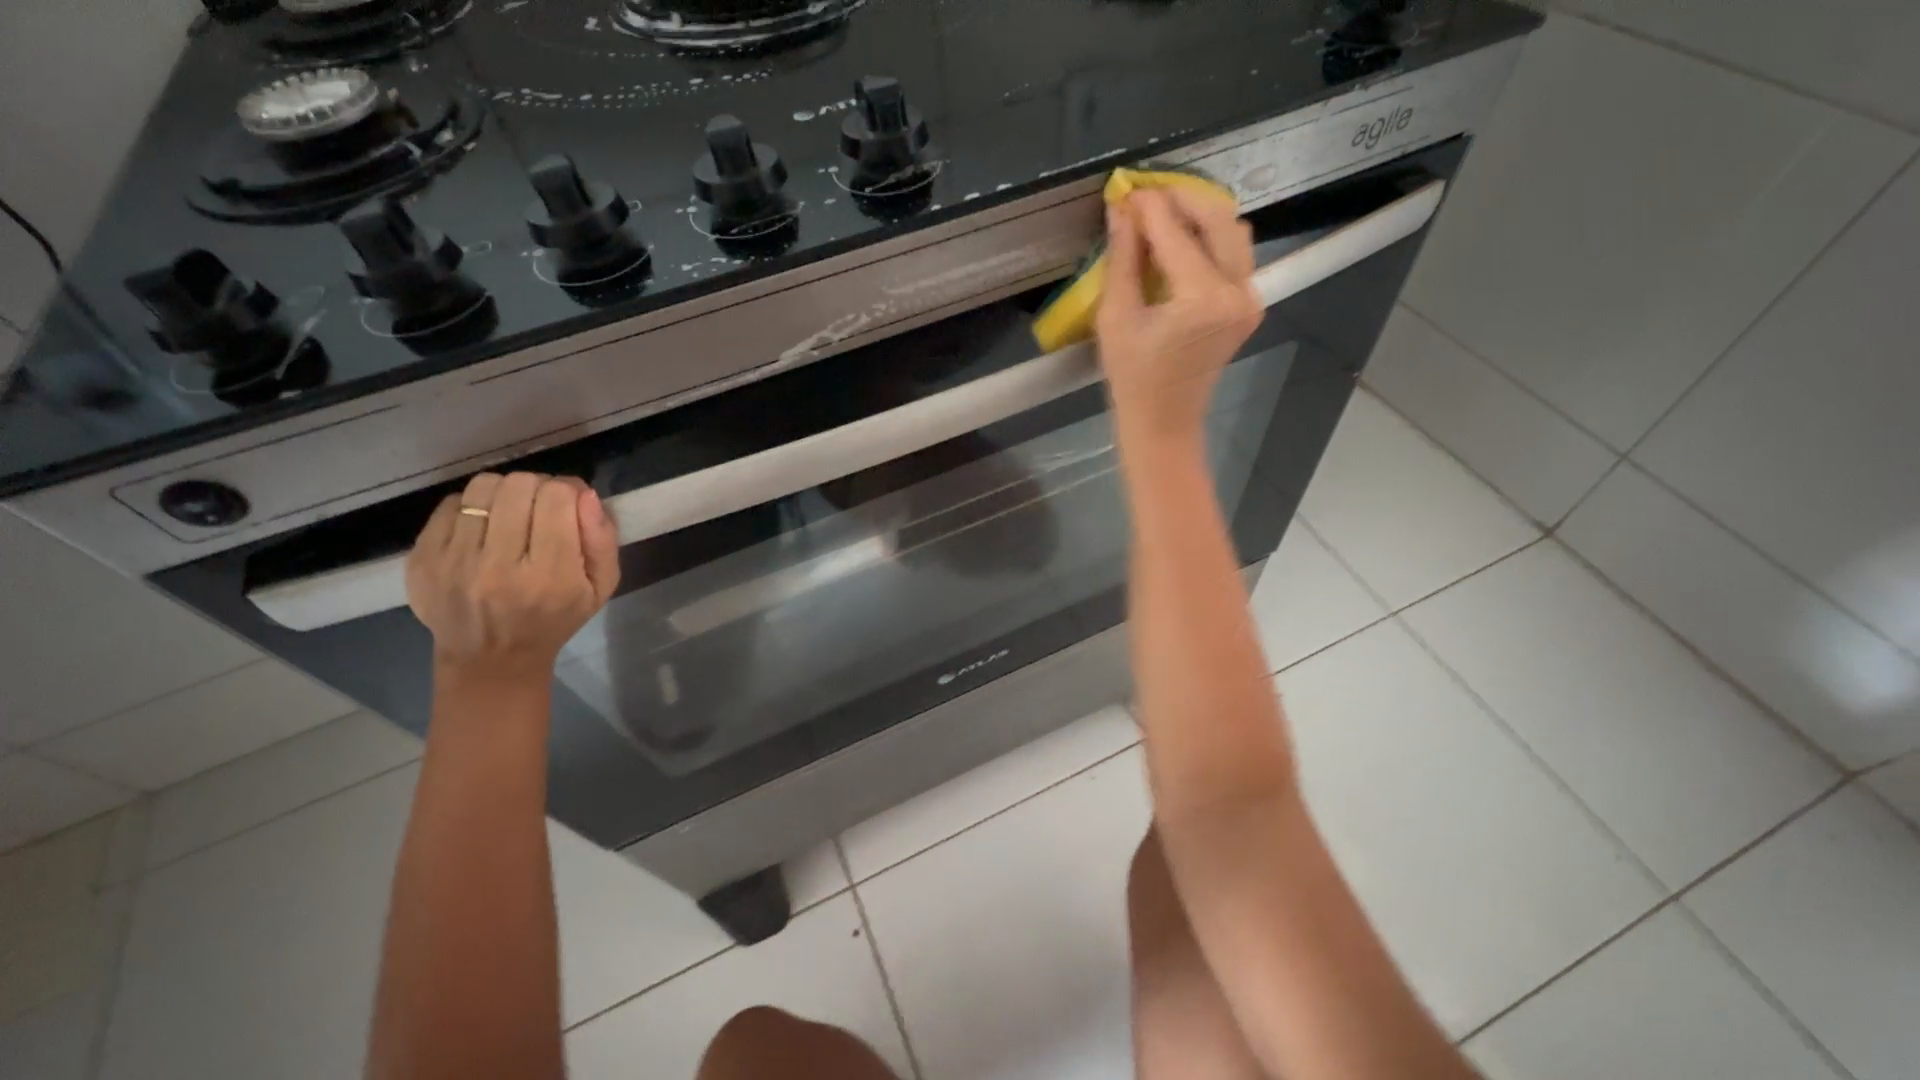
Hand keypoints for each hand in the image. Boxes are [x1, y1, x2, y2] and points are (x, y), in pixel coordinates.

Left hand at [406, 472, 620, 683]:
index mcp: (550, 575)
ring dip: (504, 492)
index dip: (569, 489)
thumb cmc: (554, 621)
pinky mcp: (423, 560)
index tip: (570, 501)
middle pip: (520, 486)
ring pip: (484, 488)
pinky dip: (473, 507)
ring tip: (510, 513)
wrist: (491, 661)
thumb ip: (602, 541)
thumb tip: (586, 496)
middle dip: (538, 488)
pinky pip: (452, 504)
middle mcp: (500, 566)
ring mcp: (455, 562)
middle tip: (541, 507)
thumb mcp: (599, 590)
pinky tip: (483, 528)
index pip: (558, 497)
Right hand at [1095, 187, 1262, 441]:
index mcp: (1203, 297)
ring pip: (1233, 232)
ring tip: (1162, 217)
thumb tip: (1121, 209)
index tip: (1125, 188)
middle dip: (1180, 200)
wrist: (1164, 420)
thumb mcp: (1116, 316)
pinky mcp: (1249, 305)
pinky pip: (1235, 255)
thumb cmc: (1132, 377)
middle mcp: (1237, 291)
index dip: (1148, 205)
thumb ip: (1123, 257)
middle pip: (1218, 218)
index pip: (1176, 232)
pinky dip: (1209, 239)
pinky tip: (1179, 242)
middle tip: (1145, 196)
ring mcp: (1250, 298)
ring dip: (1199, 216)